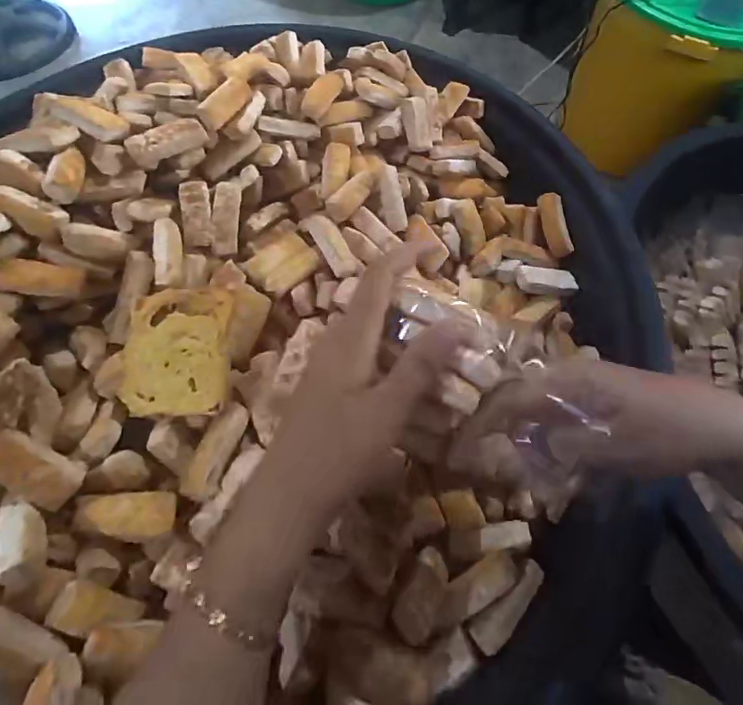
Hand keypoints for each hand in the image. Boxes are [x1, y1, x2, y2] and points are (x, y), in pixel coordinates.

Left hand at [250, 243, 462, 528]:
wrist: (287, 495)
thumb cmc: (339, 452)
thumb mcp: (388, 411)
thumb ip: (420, 367)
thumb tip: (456, 323)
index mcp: (349, 337)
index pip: (376, 278)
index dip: (404, 254)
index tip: (435, 246)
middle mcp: (334, 339)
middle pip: (370, 296)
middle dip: (406, 285)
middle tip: (446, 296)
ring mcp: (325, 361)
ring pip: (366, 324)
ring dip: (399, 318)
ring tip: (435, 332)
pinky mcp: (326, 383)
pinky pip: (362, 348)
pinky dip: (389, 345)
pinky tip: (406, 372)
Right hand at [449, 359, 742, 483]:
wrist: (718, 424)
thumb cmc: (664, 432)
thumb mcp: (612, 447)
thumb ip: (561, 447)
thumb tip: (516, 451)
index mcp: (569, 377)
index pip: (509, 396)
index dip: (481, 421)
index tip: (459, 449)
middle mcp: (569, 373)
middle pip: (517, 395)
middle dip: (494, 425)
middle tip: (476, 457)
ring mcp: (583, 384)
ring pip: (534, 405)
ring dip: (518, 431)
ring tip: (505, 461)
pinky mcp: (596, 399)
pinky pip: (555, 412)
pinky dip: (541, 433)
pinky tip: (543, 458)